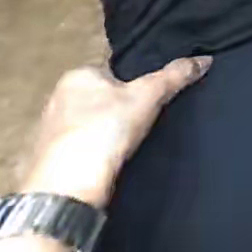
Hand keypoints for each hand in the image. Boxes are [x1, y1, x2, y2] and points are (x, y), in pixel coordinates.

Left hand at [20, 58, 211, 207]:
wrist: (66, 192)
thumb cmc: (105, 129)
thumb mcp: (150, 94)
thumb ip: (177, 73)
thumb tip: (206, 58)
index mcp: (76, 75)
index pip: (114, 66)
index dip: (138, 75)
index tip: (157, 87)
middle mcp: (57, 99)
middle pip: (103, 94)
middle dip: (124, 101)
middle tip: (152, 110)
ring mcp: (47, 133)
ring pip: (92, 121)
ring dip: (110, 127)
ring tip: (138, 135)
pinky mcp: (46, 163)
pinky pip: (82, 146)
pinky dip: (98, 149)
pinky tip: (116, 157)